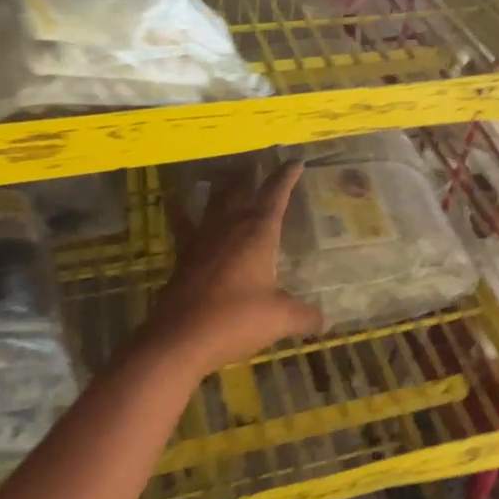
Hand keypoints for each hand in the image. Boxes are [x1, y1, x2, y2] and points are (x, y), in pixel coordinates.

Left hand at [142, 160, 324, 376]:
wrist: (182, 336)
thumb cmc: (237, 319)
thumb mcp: (280, 318)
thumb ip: (305, 317)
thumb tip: (327, 322)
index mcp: (258, 233)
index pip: (276, 195)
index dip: (286, 177)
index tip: (295, 161)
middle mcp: (230, 226)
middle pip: (241, 189)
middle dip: (252, 174)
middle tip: (257, 161)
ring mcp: (204, 238)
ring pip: (214, 200)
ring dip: (221, 185)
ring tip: (225, 172)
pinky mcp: (184, 254)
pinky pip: (181, 224)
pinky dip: (177, 210)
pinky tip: (171, 199)